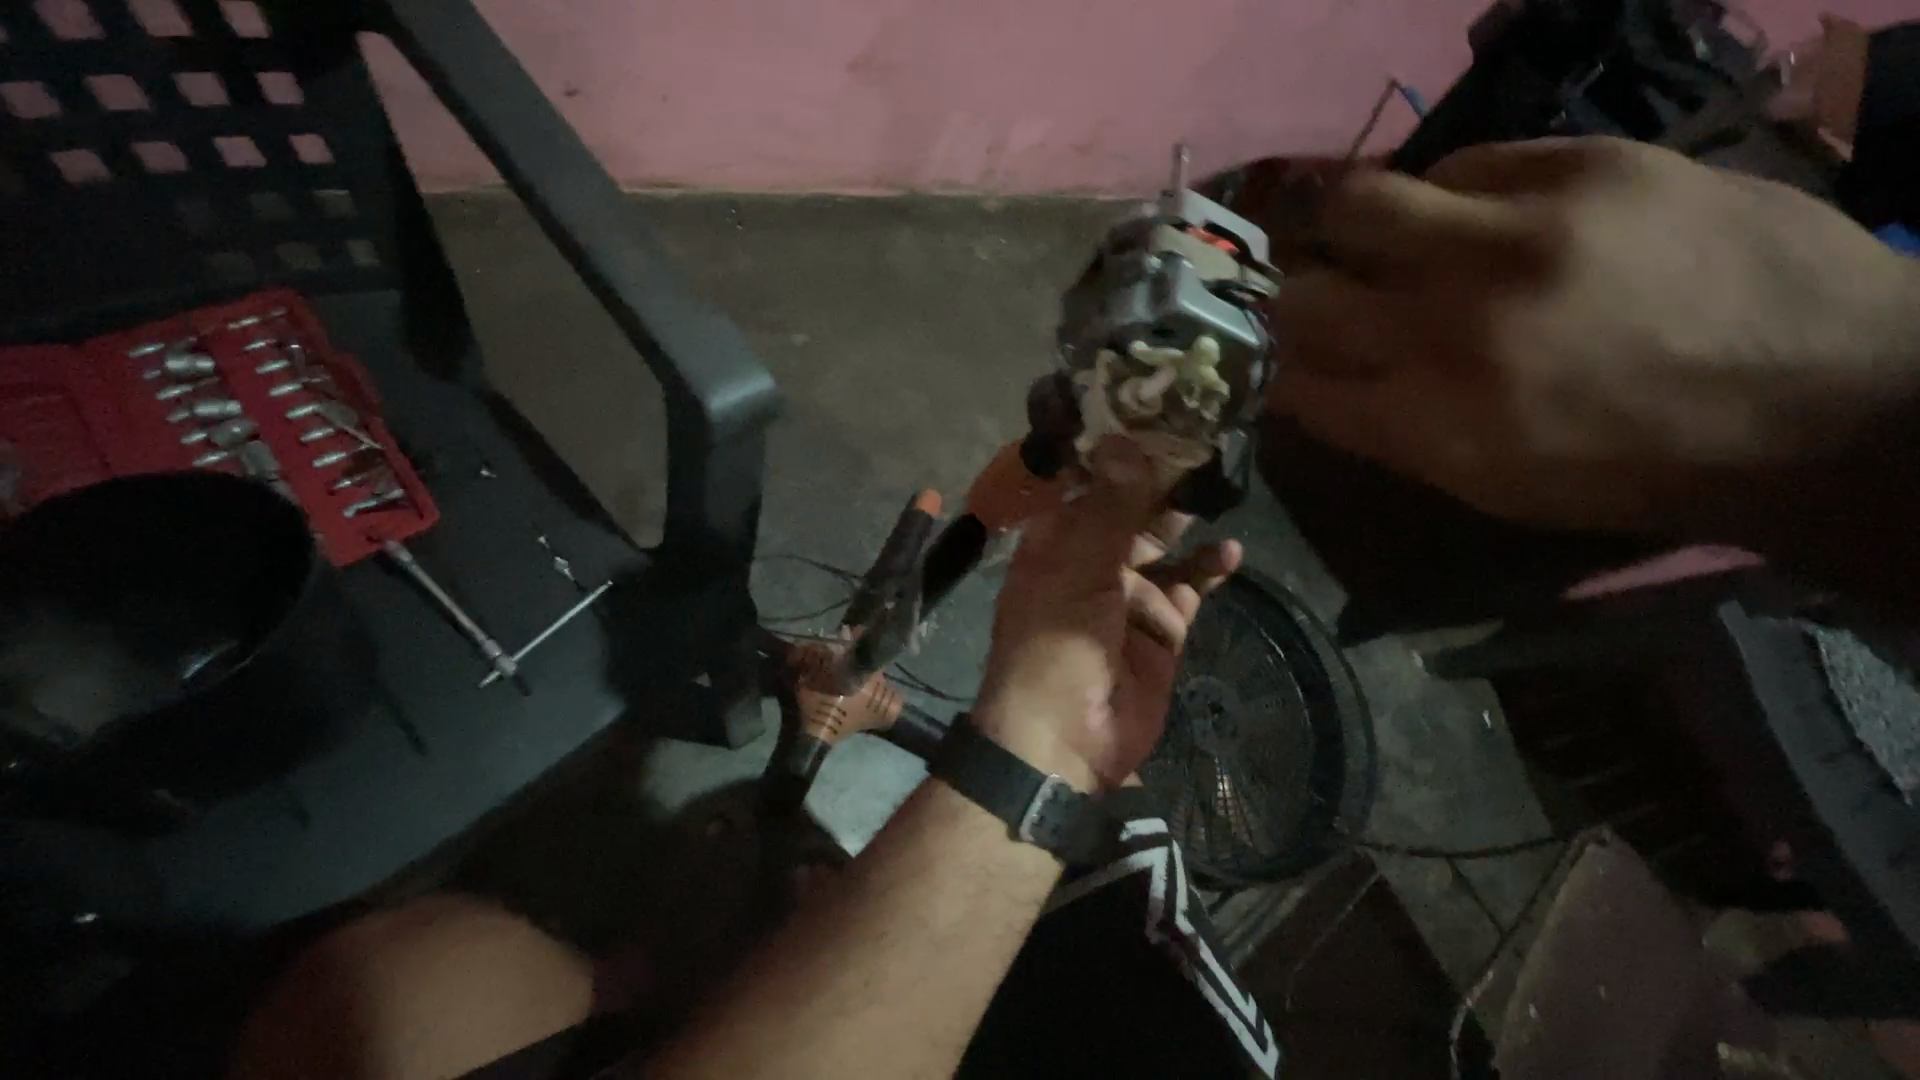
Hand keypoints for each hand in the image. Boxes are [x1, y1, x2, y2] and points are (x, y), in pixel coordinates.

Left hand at [973, 439, 1241, 791]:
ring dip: (1186, 518)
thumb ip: (1109, 511)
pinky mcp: (1163, 627)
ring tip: (1220, 480)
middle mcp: (1089, 559)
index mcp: (1053, 542)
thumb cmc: (1053, 645)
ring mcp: (1128, 594)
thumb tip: (1126, 441)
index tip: (1151, 409)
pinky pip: (1190, 588)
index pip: (1085, 483)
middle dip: (1160, 478)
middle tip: (1201, 436)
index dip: (1115, 450)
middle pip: (1129, 508)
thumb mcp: (1078, 572)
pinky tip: (1230, 550)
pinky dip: (1208, 569)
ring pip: (1163, 544)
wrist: (1065, 740)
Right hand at [1268, 137, 1919, 546]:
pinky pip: (1460, 163)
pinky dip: (1447, 196)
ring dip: (1350, 230)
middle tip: (1317, 297)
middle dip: (1292, 302)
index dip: (1267, 368)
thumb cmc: (1635, 469)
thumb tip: (1309, 380)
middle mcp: (1448, 329)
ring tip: (1386, 242)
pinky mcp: (1585, 168)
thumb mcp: (1488, 486)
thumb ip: (1385, 430)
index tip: (1272, 360)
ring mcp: (1514, 237)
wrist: (1831, 400)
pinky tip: (1478, 217)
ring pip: (1354, 204)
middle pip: (1299, 295)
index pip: (1285, 380)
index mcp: (1425, 423)